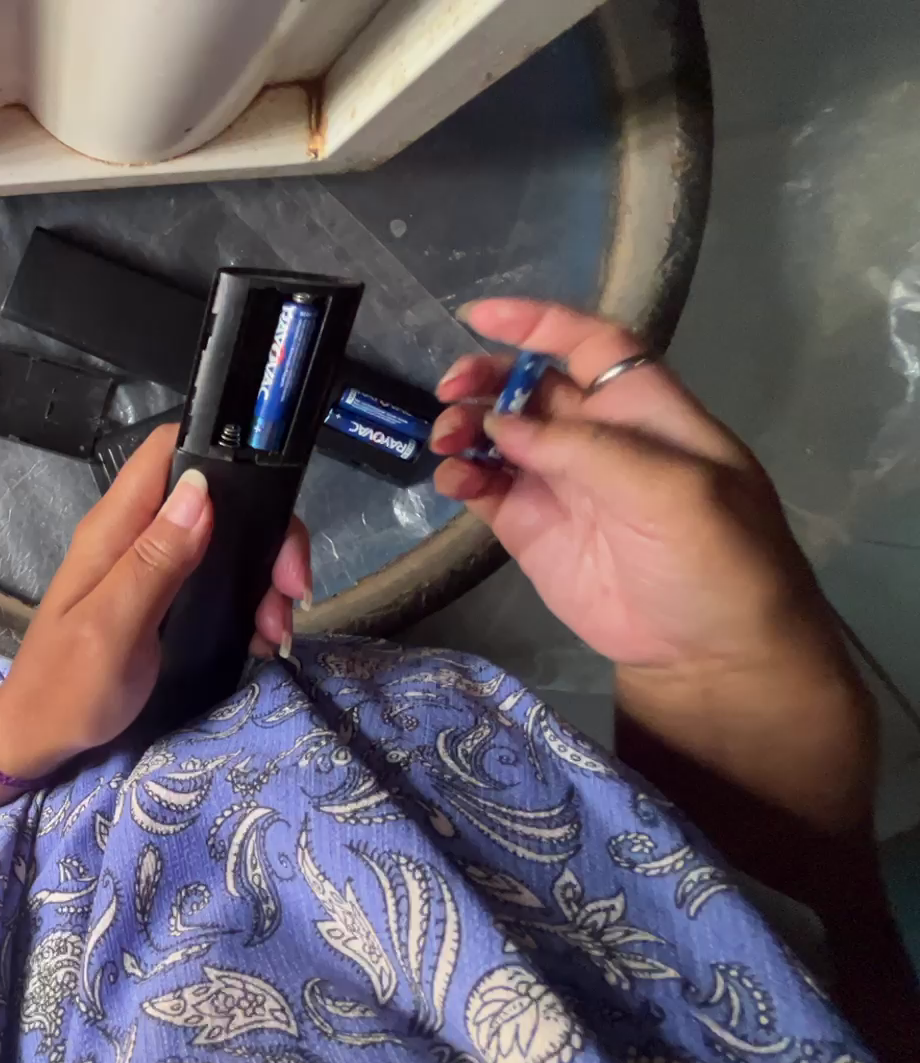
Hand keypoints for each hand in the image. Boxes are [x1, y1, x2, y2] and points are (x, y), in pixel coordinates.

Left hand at [0, 425, 306, 775]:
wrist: (41, 737)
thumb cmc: (68, 689)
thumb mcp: (113, 627)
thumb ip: (154, 560)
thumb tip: (200, 486)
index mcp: (112, 529)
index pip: (165, 451)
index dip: (220, 450)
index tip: (272, 497)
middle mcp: (130, 535)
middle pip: (210, 495)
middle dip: (263, 532)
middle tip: (290, 589)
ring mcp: (145, 565)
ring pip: (221, 538)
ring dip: (261, 574)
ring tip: (276, 628)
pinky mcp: (158, 595)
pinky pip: (213, 576)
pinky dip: (245, 599)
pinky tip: (260, 636)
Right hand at [428, 298, 847, 683]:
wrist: (699, 648)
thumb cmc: (715, 560)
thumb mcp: (671, 492)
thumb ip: (584, 450)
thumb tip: (499, 425)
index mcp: (643, 413)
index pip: (590, 346)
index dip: (537, 324)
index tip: (477, 316)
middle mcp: (593, 438)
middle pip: (526, 387)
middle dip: (483, 379)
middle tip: (448, 393)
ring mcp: (553, 480)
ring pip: (492, 433)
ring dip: (462, 428)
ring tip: (445, 444)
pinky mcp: (522, 521)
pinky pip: (478, 484)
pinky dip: (458, 476)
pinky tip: (453, 483)